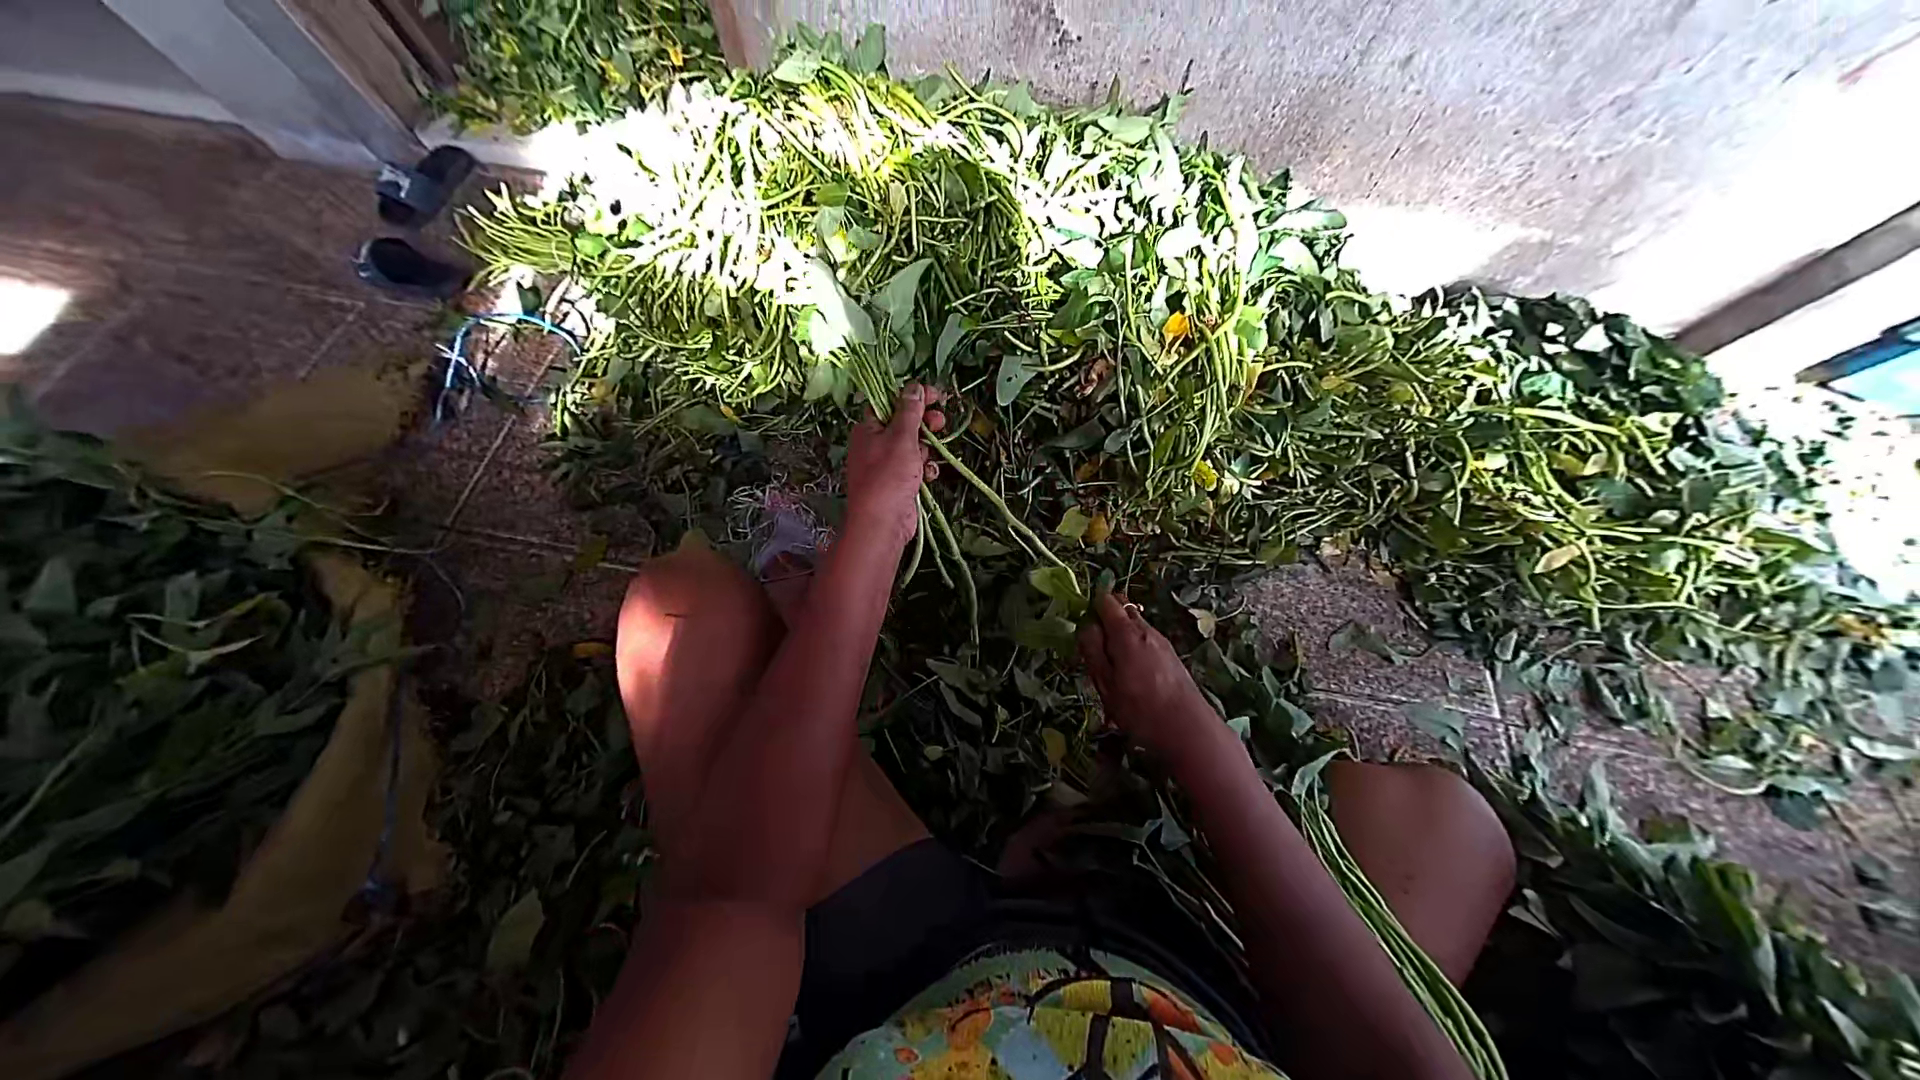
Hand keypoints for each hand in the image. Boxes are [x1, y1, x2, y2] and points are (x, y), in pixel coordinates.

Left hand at [843, 383, 945, 548]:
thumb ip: (910, 411)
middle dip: (924, 423)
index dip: (912, 397)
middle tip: (940, 423)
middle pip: (904, 424)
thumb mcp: (901, 437)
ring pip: (912, 446)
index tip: (936, 396)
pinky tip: (929, 474)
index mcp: (868, 428)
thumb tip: (914, 387)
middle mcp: (874, 444)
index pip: (890, 402)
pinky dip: (924, 469)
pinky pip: (915, 468)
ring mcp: (886, 465)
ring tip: (935, 453)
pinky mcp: (898, 483)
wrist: (882, 523)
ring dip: (927, 448)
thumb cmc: (888, 476)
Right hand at [1077, 591, 1232, 768]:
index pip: (1106, 601)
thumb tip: (1086, 625)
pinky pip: (1146, 638)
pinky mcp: (1170, 655)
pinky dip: (1134, 644)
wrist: (1187, 728)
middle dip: (1107, 617)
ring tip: (1112, 662)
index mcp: (1126, 632)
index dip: (1091, 607)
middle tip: (1095, 643)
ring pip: (1136, 624)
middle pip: (1123, 607)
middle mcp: (1145, 629)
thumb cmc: (1139, 709)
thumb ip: (1092, 649)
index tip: (1082, 626)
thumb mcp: (1104, 682)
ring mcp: (1161, 641)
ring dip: (1121, 633)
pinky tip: (1132, 671)